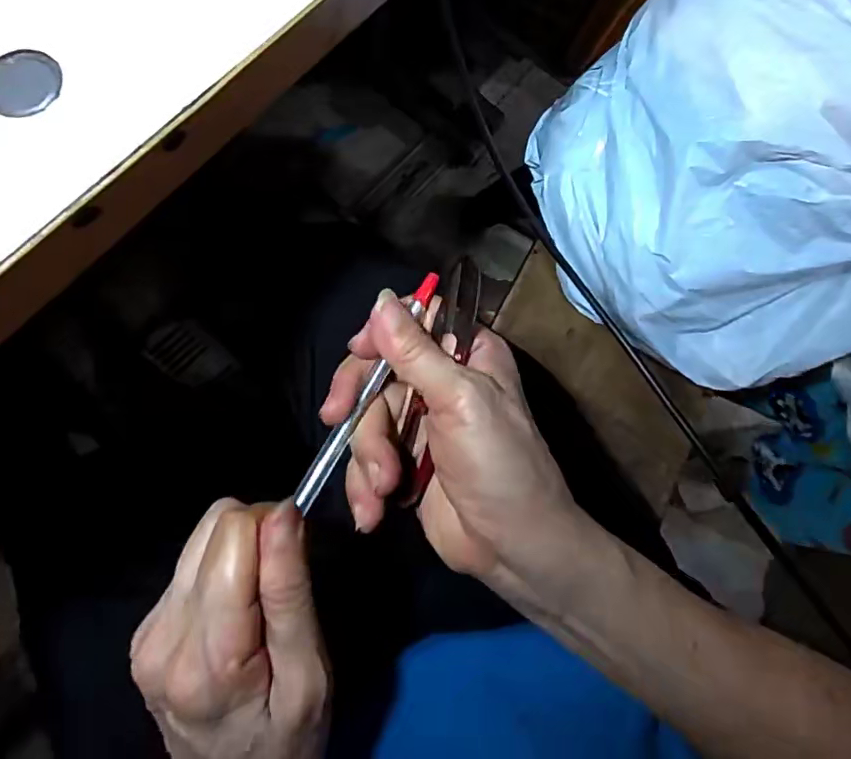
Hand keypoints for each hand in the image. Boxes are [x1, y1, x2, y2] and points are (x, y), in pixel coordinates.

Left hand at [130, 500, 329, 758]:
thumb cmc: (285, 741)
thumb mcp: (308, 678)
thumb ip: (290, 592)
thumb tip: (283, 511)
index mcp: (207, 656)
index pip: (232, 532)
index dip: (271, 527)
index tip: (295, 554)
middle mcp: (164, 638)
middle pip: (214, 526)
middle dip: (256, 536)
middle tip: (281, 582)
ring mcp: (147, 635)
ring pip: (200, 537)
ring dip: (236, 553)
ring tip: (257, 602)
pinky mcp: (143, 631)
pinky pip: (188, 564)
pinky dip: (218, 573)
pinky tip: (233, 613)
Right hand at [319, 288, 588, 608]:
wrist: (516, 553)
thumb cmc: (500, 465)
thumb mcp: (459, 401)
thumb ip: (415, 351)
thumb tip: (382, 298)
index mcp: (465, 354)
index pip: (412, 320)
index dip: (379, 332)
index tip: (358, 351)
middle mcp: (439, 380)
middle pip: (376, 369)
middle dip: (360, 403)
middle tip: (335, 417)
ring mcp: (418, 421)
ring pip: (366, 416)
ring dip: (367, 455)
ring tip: (385, 487)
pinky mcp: (403, 458)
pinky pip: (365, 454)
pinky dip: (364, 482)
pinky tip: (373, 510)